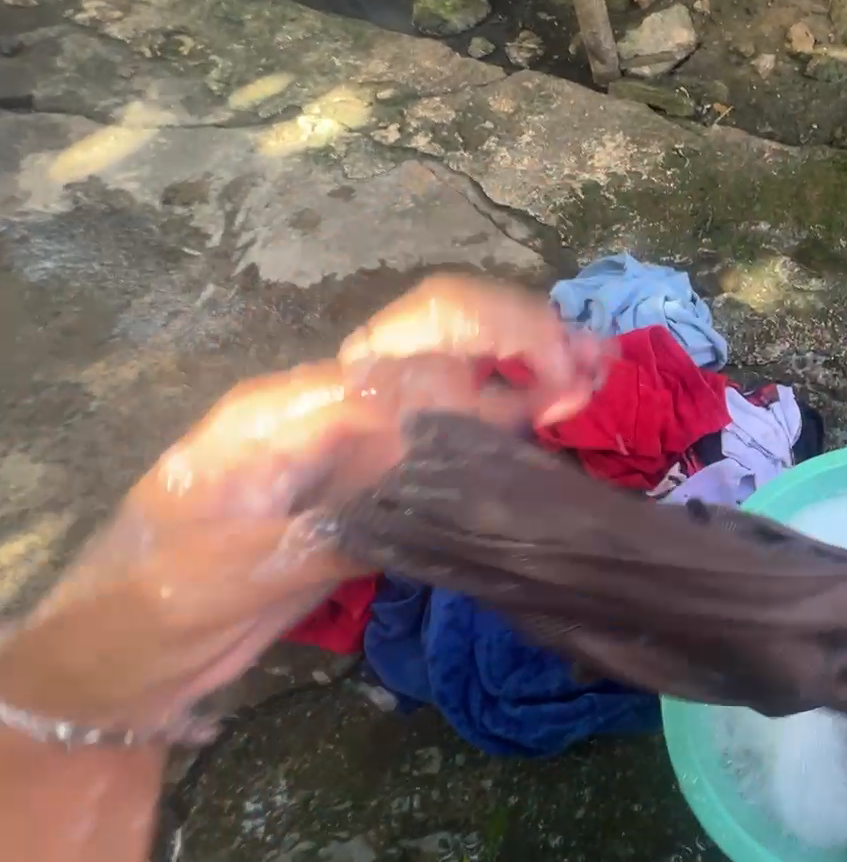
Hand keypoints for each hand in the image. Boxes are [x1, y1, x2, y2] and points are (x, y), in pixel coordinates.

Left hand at [0, 277, 601, 735]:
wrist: (133, 641)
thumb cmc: (164, 601)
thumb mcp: (232, 569)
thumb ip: (333, 518)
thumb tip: (434, 473)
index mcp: (289, 407)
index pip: (405, 368)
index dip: (484, 381)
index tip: (548, 407)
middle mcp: (336, 391)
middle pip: (437, 321)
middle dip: (520, 329)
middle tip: (586, 362)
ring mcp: (368, 414)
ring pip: (462, 346)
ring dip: (534, 342)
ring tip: (598, 360)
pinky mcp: (394, 445)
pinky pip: (469, 395)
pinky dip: (525, 383)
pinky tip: (568, 389)